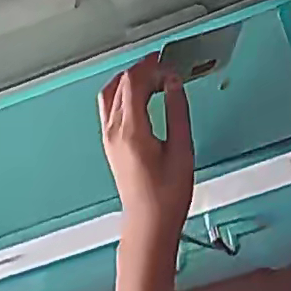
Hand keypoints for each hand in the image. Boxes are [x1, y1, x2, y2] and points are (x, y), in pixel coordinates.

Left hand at [98, 54, 193, 237]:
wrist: (149, 225)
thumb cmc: (166, 195)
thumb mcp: (182, 149)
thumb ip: (177, 110)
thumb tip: (174, 83)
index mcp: (131, 130)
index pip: (133, 81)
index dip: (151, 67)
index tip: (168, 65)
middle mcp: (114, 131)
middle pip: (121, 83)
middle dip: (143, 70)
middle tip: (164, 68)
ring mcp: (108, 137)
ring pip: (111, 92)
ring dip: (130, 79)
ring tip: (153, 76)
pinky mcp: (110, 143)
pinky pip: (110, 105)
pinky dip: (124, 92)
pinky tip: (142, 94)